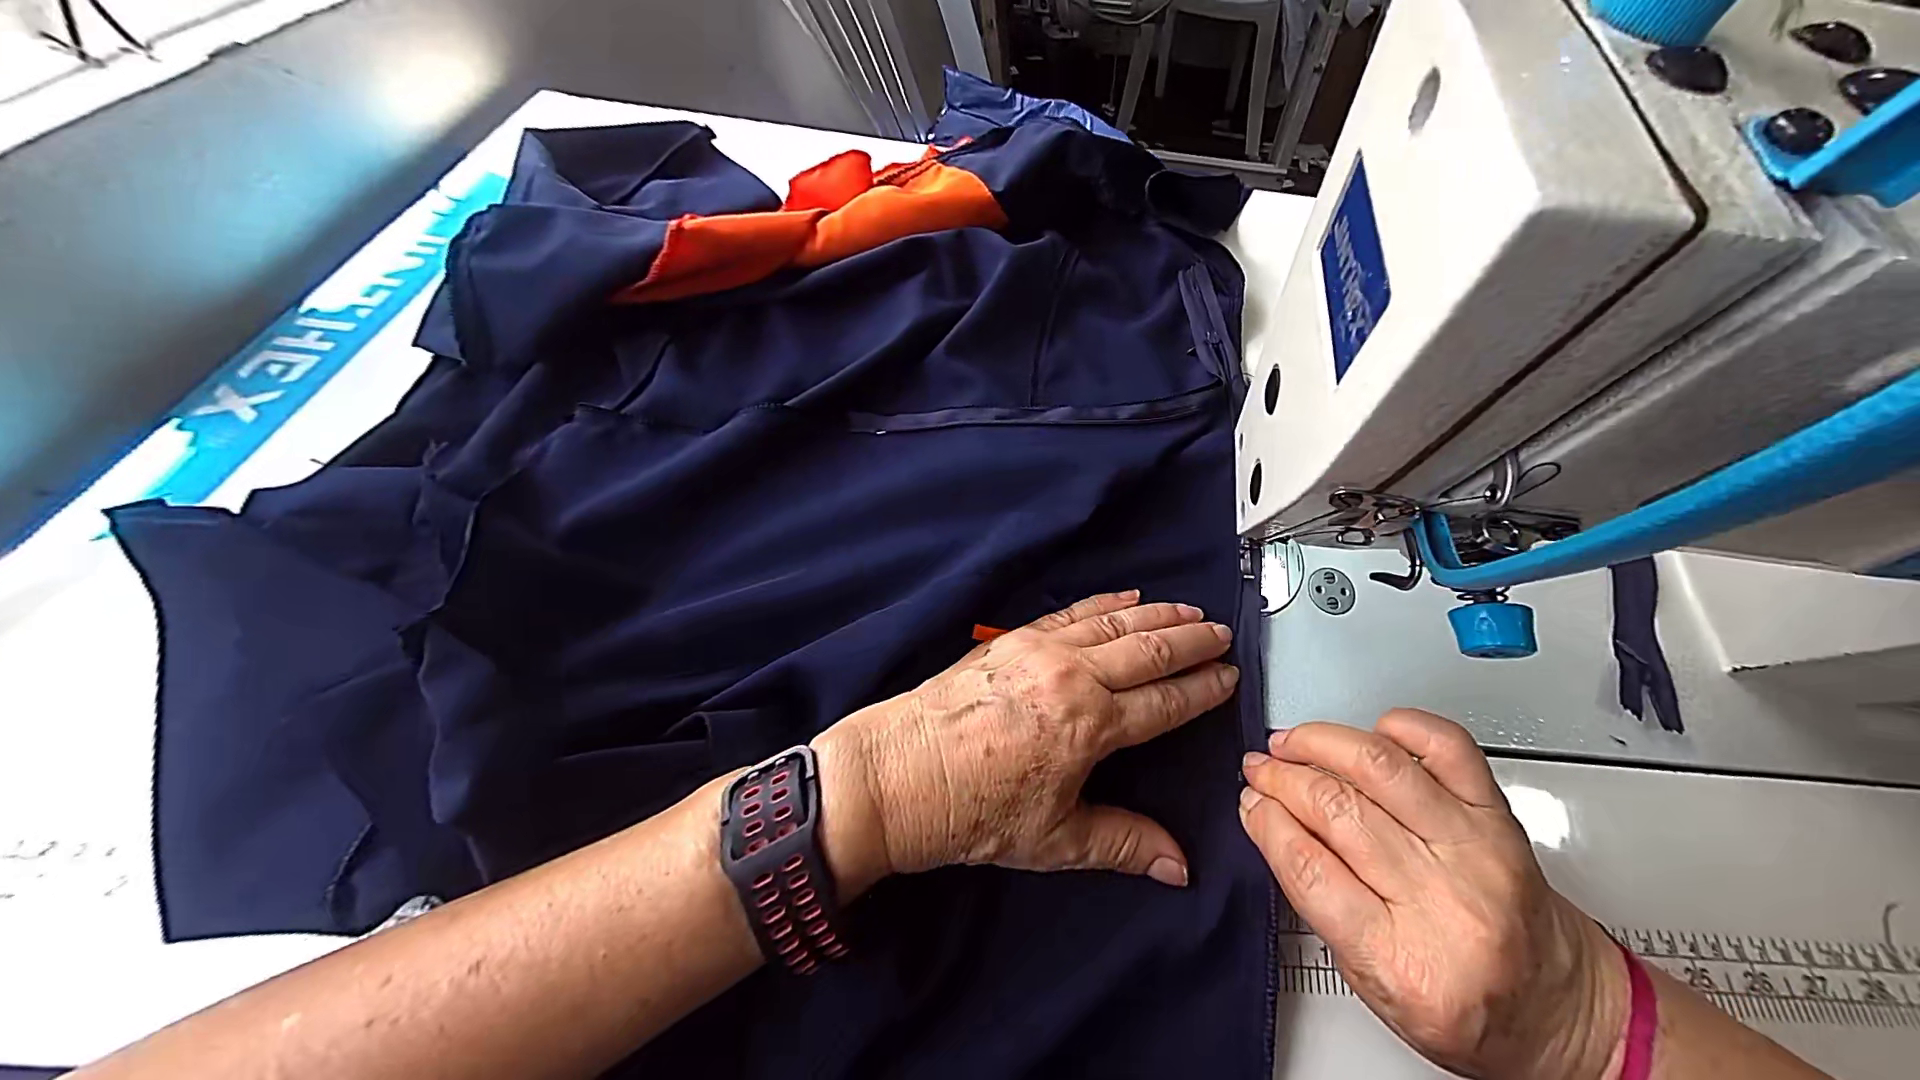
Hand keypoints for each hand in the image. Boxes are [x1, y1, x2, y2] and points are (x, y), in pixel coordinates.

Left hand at [811, 591, 1238, 895]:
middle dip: (1192, 642)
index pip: (1164, 701)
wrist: (896, 774)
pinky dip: (1104, 603)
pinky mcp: (1011, 640)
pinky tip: (1125, 597)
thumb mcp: (1054, 839)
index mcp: (1088, 726)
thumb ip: (1123, 843)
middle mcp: (1069, 677)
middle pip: (1149, 650)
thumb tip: (1176, 864)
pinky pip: (1070, 612)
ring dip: (1157, 614)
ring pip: (1114, 623)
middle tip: (1221, 635)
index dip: (1202, 689)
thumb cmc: (969, 809)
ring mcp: (1038, 651)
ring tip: (1188, 611)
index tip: (1227, 678)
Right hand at [1238, 710, 1626, 1079]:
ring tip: (1293, 743)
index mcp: (1407, 962)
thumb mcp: (1366, 978)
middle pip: (1336, 809)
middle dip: (1280, 778)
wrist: (1562, 1010)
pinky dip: (1402, 726)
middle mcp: (1448, 902)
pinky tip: (1371, 732)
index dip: (1265, 820)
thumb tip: (1269, 815)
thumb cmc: (1465, 1006)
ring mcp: (1479, 852)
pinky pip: (1449, 747)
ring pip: (1379, 767)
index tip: (1250, 803)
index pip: (1308, 867)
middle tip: (1260, 769)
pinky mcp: (1501, 819)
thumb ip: (1314, 895)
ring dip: (1319, 742)